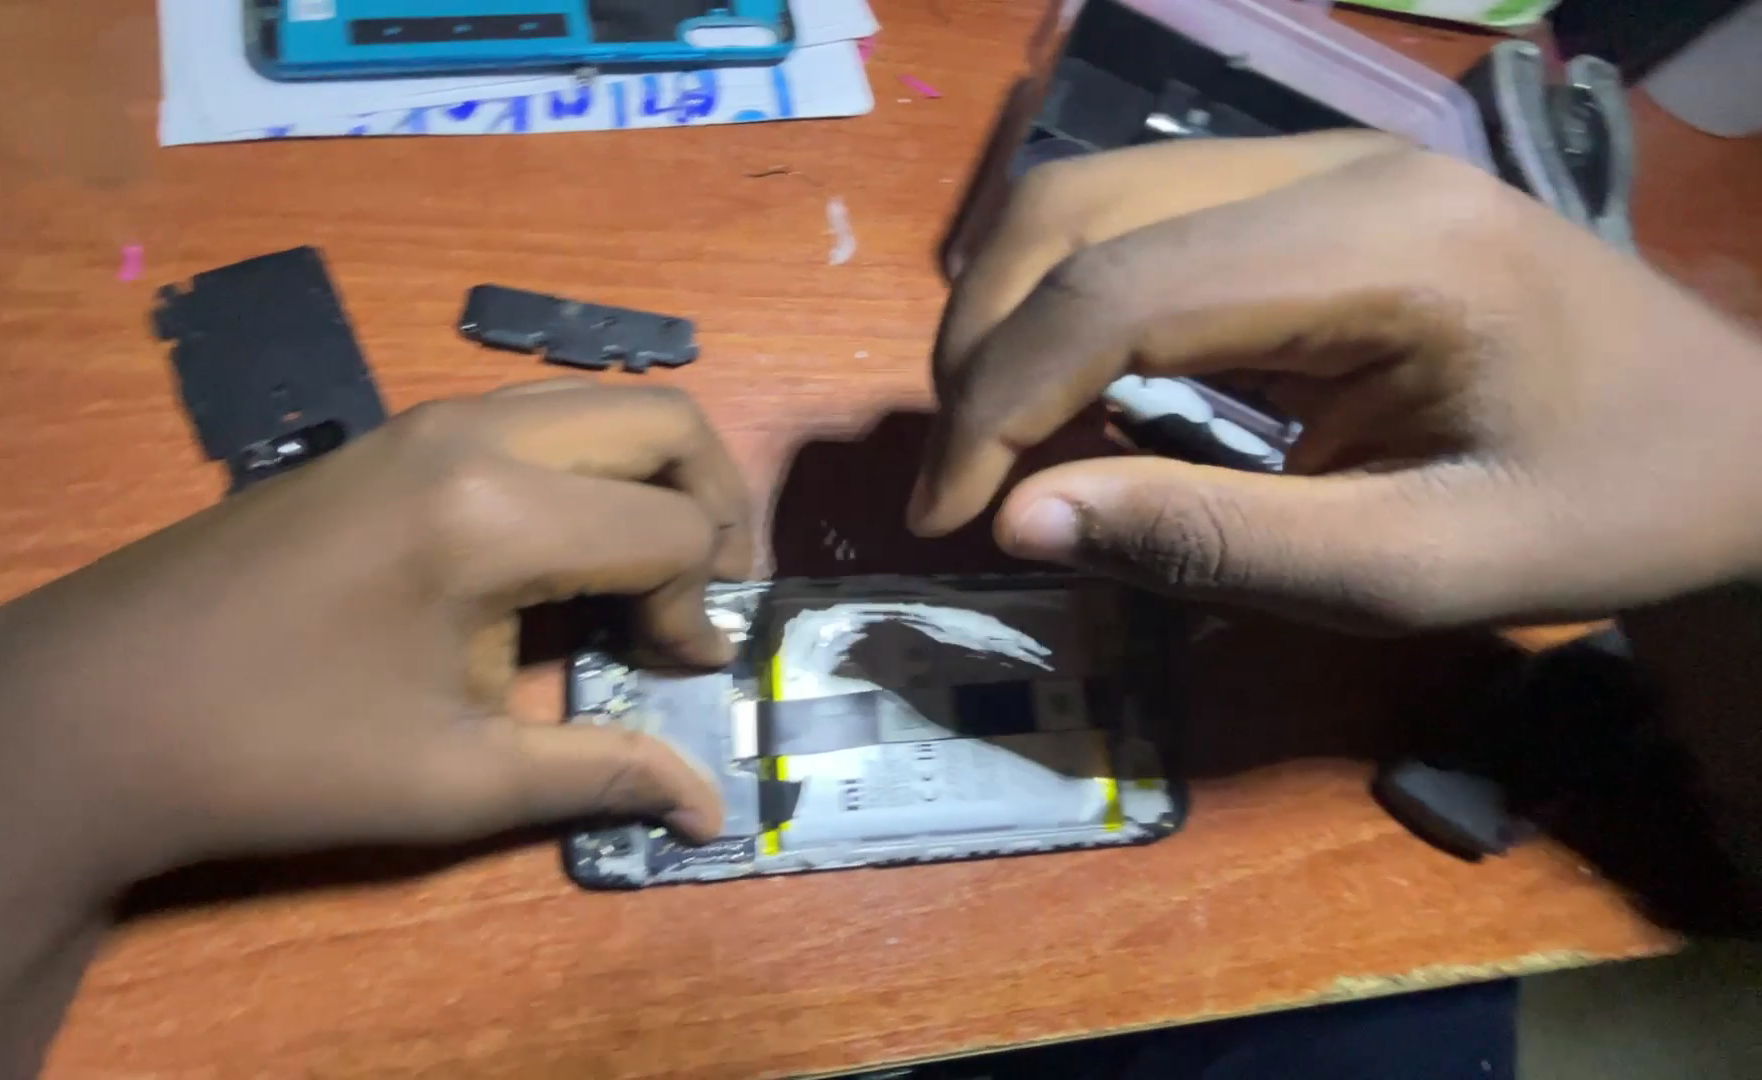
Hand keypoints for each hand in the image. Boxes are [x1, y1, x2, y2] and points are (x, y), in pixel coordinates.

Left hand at [0, 381, 750, 1078]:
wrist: (80, 712)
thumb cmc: (280, 755)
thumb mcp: (458, 782)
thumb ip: (605, 773)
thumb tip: (713, 809)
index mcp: (495, 514)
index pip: (674, 529)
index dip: (704, 603)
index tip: (687, 662)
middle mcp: (479, 434)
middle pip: (671, 423)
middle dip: (721, 505)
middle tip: (712, 586)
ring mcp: (439, 418)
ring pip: (616, 406)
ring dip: (667, 479)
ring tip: (663, 562)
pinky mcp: (411, 430)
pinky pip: (558, 421)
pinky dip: (608, 470)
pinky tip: (580, 544)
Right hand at [911, 133, 1761, 629]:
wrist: (1717, 434)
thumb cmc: (1582, 511)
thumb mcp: (1405, 572)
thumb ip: (1205, 541)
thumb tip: (1016, 524)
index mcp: (1375, 249)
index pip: (1110, 299)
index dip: (994, 411)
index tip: (942, 517)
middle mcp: (1316, 165)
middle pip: (1060, 220)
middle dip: (974, 361)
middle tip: (958, 480)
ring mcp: (1288, 162)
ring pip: (1061, 205)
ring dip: (990, 326)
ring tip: (988, 438)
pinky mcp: (1265, 192)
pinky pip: (1099, 226)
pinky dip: (1034, 310)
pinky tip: (1049, 389)